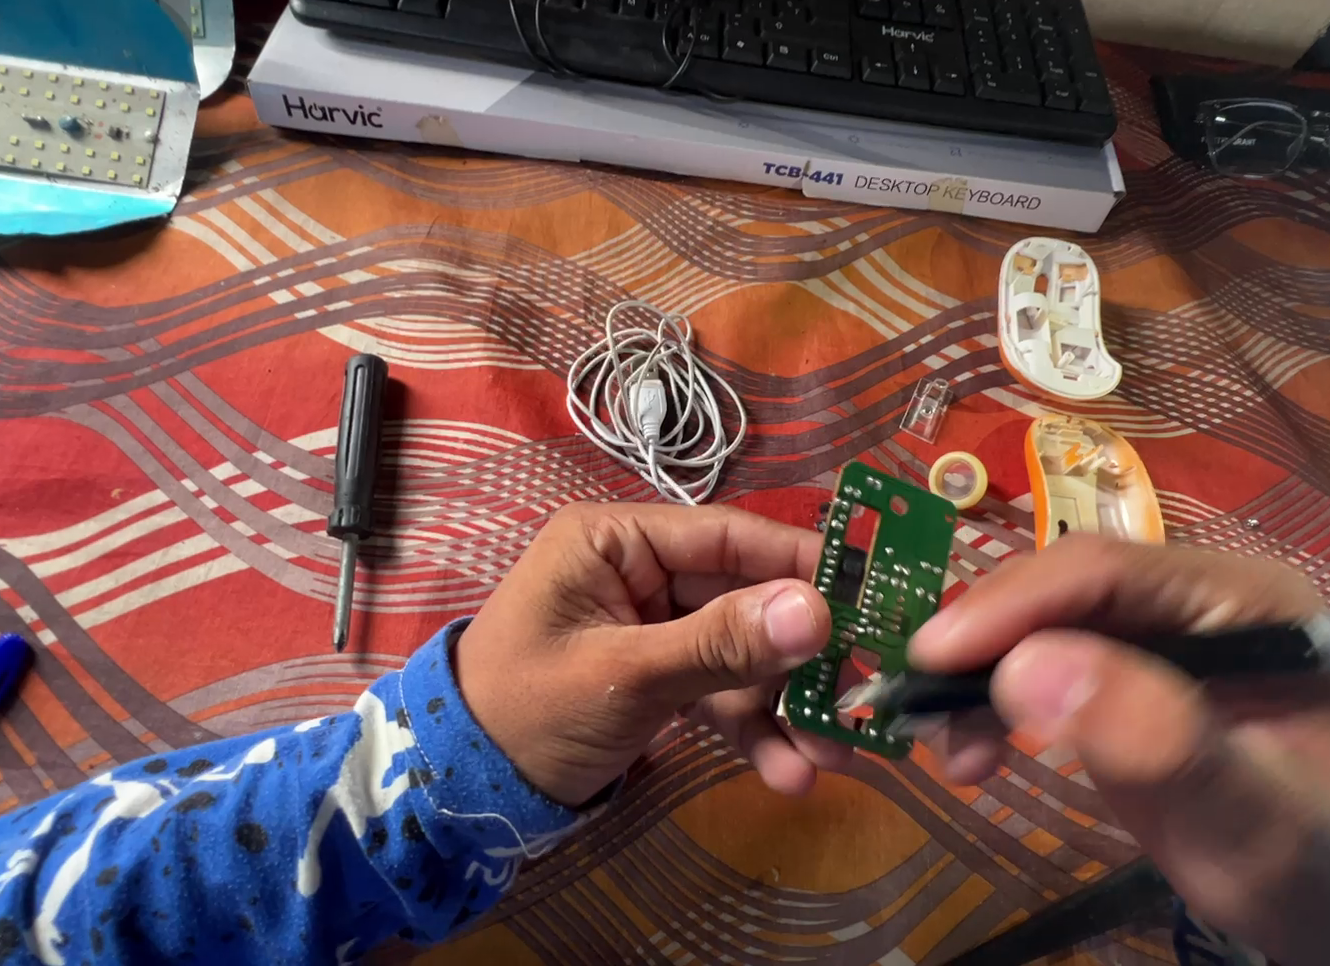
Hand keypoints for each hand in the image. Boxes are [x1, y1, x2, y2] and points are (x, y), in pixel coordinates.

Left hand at [454, 503, 855, 806]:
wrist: (460, 793)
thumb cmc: (526, 711)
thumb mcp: (624, 675)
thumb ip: (719, 643)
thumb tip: (818, 611)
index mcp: (617, 538)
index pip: (726, 534)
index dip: (798, 562)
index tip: (869, 593)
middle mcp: (641, 569)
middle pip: (743, 597)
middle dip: (799, 655)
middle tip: (861, 693)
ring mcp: (653, 622)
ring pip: (738, 650)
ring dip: (784, 703)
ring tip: (833, 755)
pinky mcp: (659, 671)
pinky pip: (717, 688)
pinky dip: (750, 726)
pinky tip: (785, 771)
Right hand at [909, 536, 1329, 965]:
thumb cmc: (1321, 871)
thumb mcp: (1257, 822)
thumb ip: (1161, 743)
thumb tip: (1029, 670)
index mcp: (1243, 598)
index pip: (1106, 570)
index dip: (1012, 602)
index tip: (935, 653)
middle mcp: (1187, 593)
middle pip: (1055, 589)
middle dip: (982, 641)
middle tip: (919, 697)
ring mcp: (1148, 626)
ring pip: (1030, 620)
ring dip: (974, 675)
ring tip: (948, 746)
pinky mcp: (1113, 662)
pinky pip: (1028, 658)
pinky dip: (986, 699)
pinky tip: (972, 750)